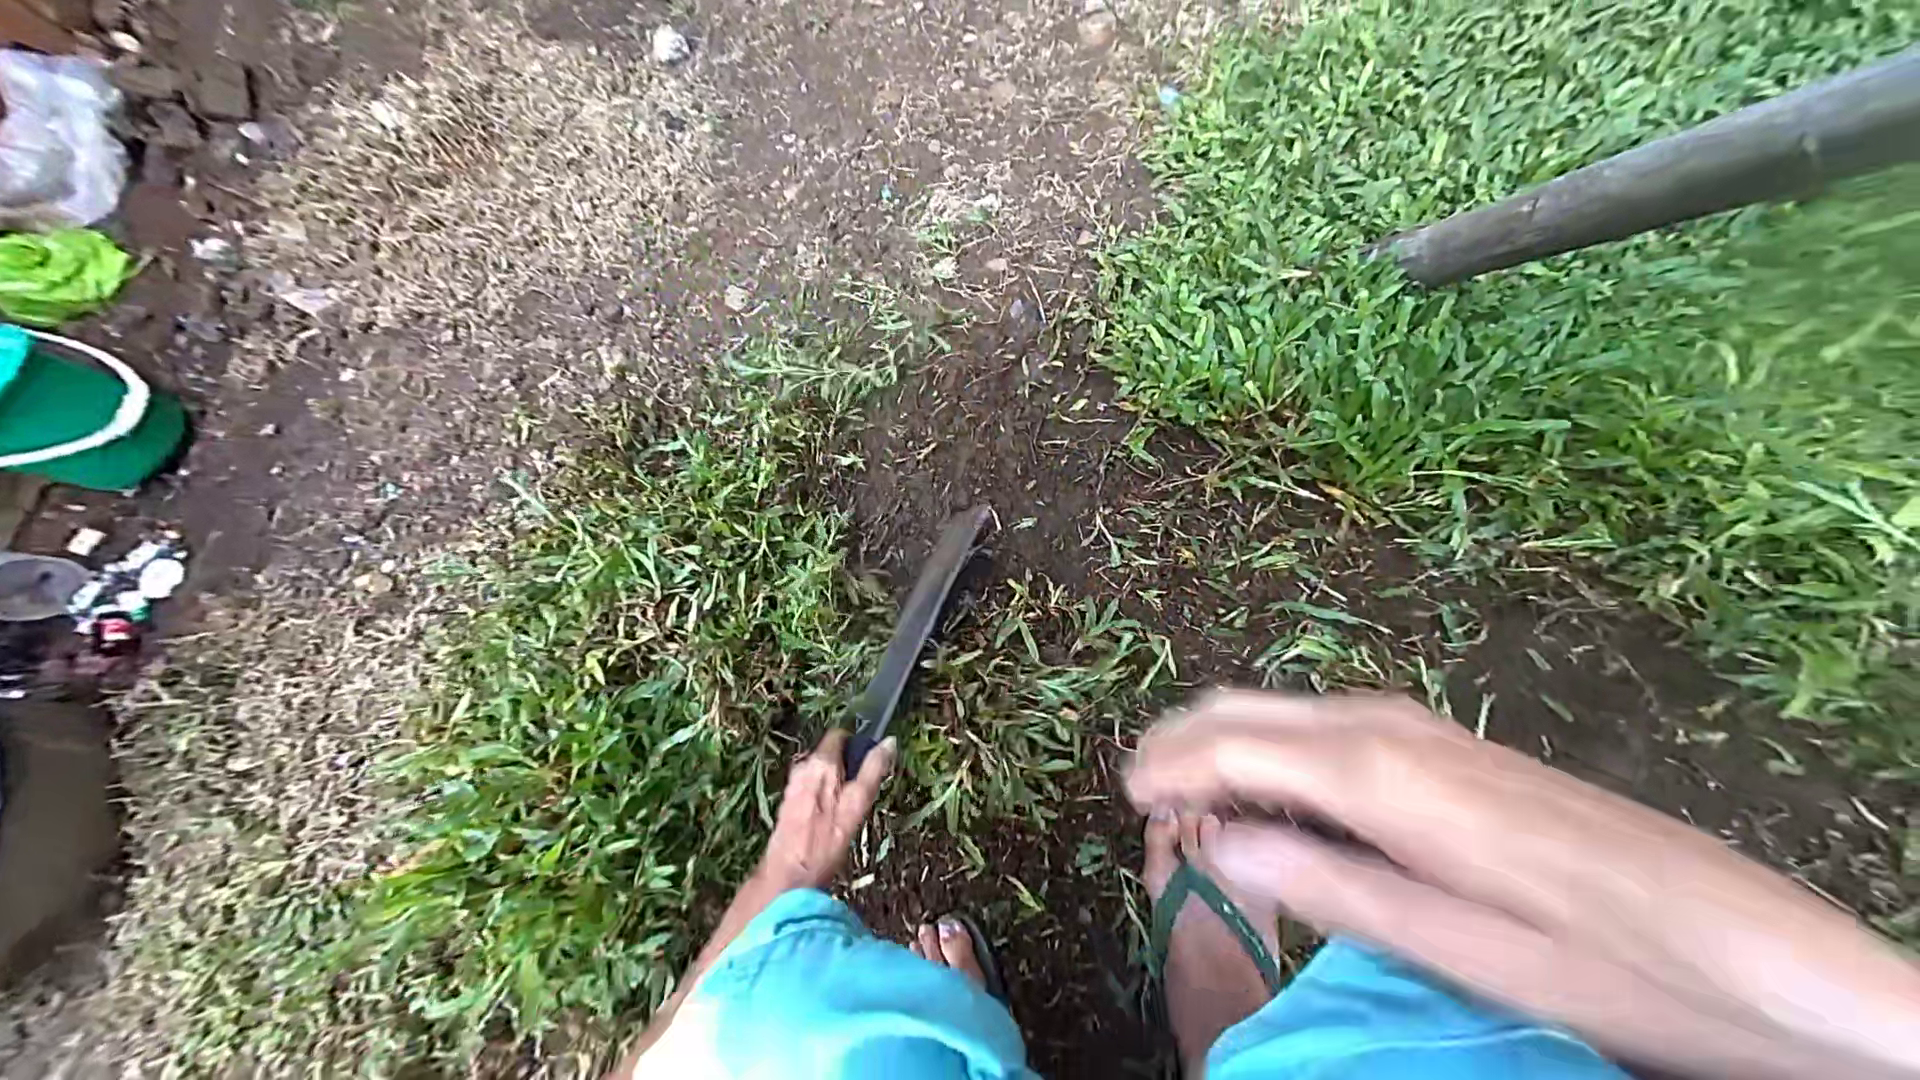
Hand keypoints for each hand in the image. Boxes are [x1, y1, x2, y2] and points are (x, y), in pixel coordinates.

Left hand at [756, 730, 895, 890]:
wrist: (787, 878)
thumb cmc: (825, 843)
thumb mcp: (857, 804)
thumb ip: (872, 770)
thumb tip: (889, 741)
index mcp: (820, 762)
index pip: (840, 734)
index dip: (857, 744)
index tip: (869, 763)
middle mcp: (803, 767)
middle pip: (831, 753)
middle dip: (848, 766)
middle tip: (860, 793)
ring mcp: (793, 784)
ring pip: (822, 771)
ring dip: (837, 782)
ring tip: (846, 810)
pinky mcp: (788, 802)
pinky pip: (812, 787)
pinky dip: (824, 795)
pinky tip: (828, 820)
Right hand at [1126, 690, 1919, 1079]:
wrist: (1760, 946)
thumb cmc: (1597, 957)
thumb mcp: (1451, 942)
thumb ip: (1319, 882)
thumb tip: (1213, 847)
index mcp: (1372, 768)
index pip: (1232, 746)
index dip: (1169, 767)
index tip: (1126, 796)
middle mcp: (1374, 722)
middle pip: (1238, 709)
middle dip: (1176, 742)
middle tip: (1140, 792)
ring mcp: (1401, 720)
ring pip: (1268, 711)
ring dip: (1213, 744)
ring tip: (1183, 797)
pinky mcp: (1422, 735)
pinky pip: (1306, 726)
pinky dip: (1257, 750)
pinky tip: (1258, 795)